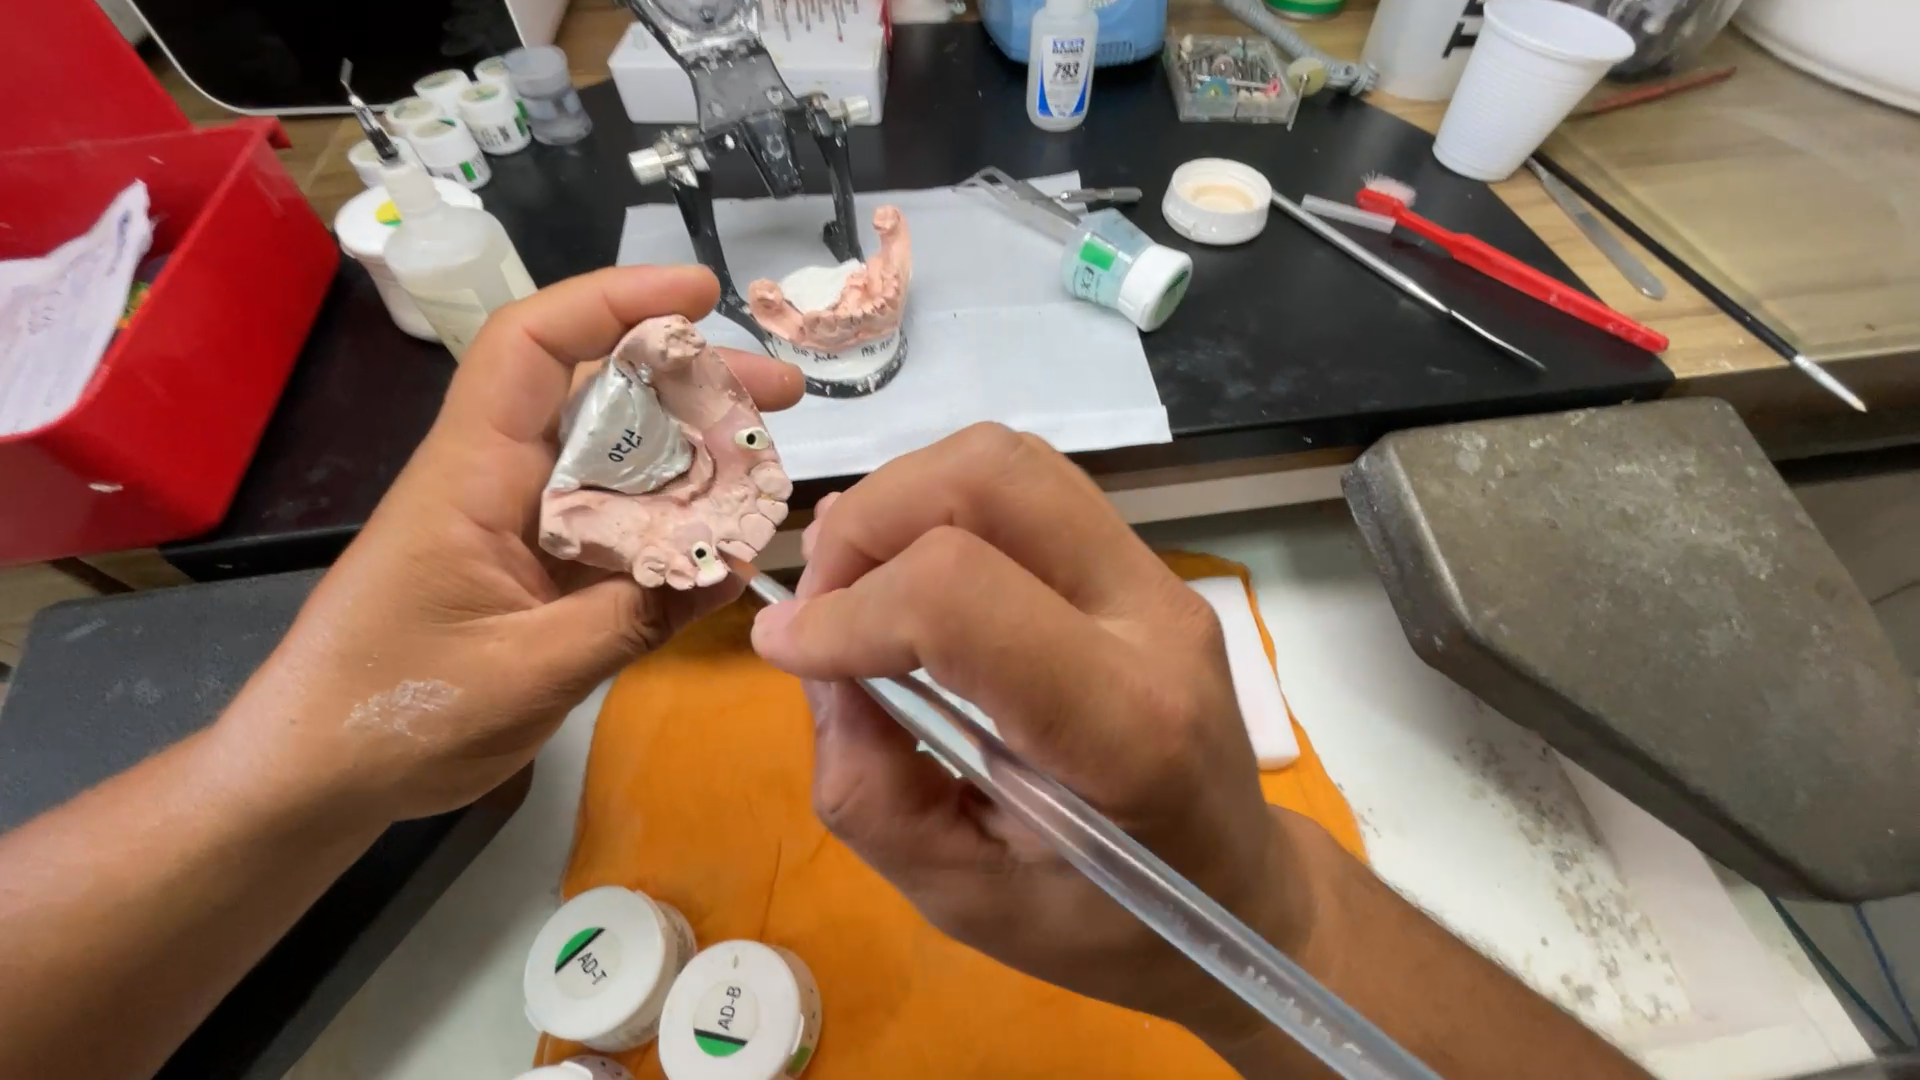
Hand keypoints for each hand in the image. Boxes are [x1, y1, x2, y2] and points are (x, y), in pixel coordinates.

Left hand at [224, 267, 802, 824]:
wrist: (319, 776)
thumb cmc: (392, 714)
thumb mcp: (527, 671)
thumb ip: (636, 614)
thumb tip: (738, 564)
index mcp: (474, 476)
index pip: (535, 348)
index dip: (614, 302)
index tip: (700, 293)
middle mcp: (509, 481)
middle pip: (607, 397)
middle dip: (698, 381)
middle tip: (786, 393)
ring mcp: (535, 524)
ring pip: (627, 461)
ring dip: (702, 455)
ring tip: (772, 469)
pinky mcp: (552, 566)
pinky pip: (630, 526)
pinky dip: (684, 526)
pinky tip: (733, 542)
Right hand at [749, 424, 1310, 1040]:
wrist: (1236, 887)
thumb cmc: (1105, 923)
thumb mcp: (961, 896)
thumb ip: (868, 786)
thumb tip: (819, 656)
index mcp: (1124, 725)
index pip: (963, 596)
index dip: (849, 610)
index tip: (785, 647)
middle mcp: (1151, 616)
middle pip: (991, 478)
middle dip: (870, 521)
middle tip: (824, 600)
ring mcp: (1154, 575)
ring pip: (1008, 460)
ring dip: (902, 501)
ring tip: (860, 578)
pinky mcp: (1137, 561)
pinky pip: (1025, 486)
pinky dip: (941, 504)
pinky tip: (911, 564)